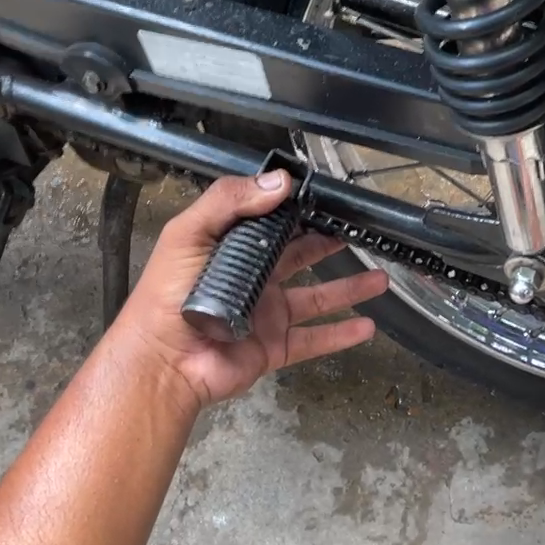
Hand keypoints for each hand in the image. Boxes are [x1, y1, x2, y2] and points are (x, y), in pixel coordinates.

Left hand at [112, 171, 388, 407]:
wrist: (163, 361)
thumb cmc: (166, 297)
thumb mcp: (189, 235)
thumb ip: (230, 202)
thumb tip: (280, 182)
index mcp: (232, 250)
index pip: (272, 225)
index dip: (299, 212)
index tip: (328, 201)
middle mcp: (254, 280)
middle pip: (301, 258)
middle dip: (329, 244)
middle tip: (358, 232)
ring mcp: (267, 316)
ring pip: (318, 299)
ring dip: (350, 289)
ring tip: (381, 279)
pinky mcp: (275, 347)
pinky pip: (316, 340)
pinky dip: (342, 335)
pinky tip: (368, 327)